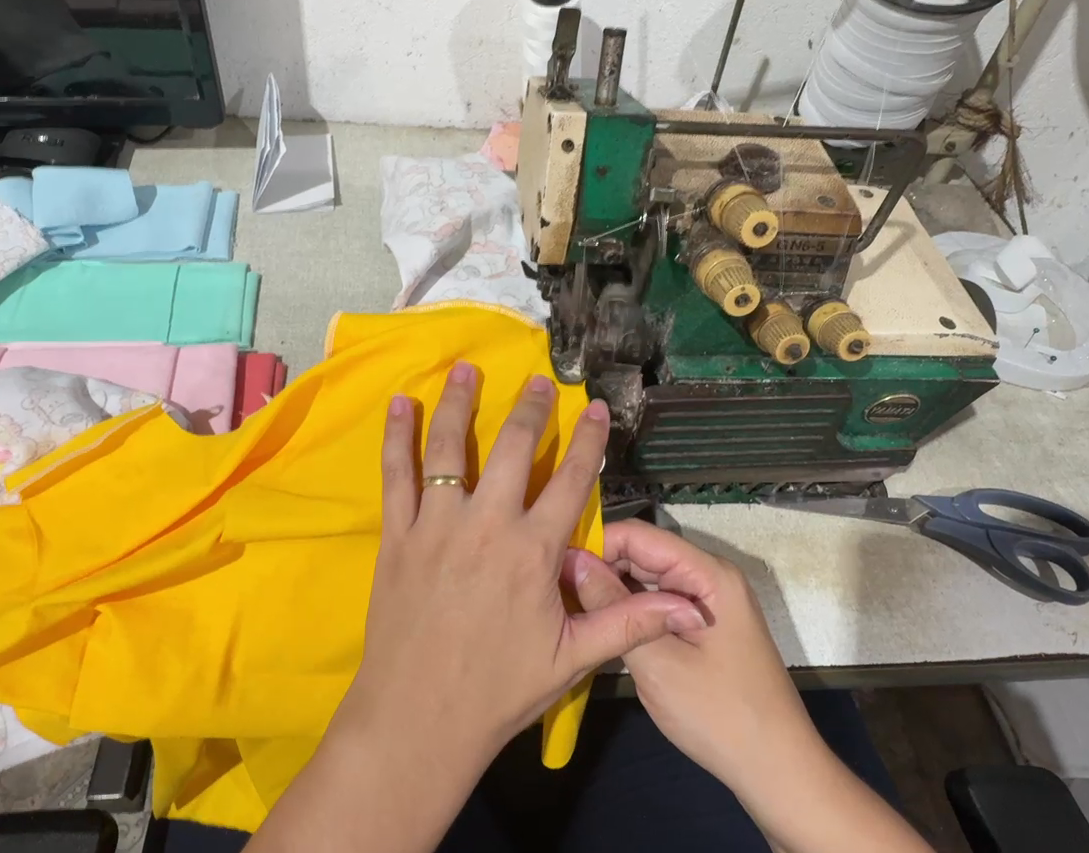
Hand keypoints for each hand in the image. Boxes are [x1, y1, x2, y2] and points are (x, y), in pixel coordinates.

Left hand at [340, 363, 702, 768]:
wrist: (419, 719)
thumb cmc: (500, 691)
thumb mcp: (572, 659)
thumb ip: (629, 622)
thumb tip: (691, 607)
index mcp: (534, 551)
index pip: (572, 480)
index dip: (588, 440)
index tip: (595, 407)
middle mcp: (488, 524)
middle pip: (515, 449)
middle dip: (530, 409)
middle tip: (539, 381)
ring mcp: (438, 525)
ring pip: (452, 449)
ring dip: (460, 403)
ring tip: (467, 369)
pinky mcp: (399, 535)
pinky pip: (397, 475)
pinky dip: (398, 436)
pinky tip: (399, 404)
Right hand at [566, 519, 812, 792]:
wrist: (778, 771)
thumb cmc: (720, 716)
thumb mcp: (657, 663)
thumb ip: (613, 608)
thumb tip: (574, 562)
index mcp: (707, 575)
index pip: (639, 535)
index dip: (595, 543)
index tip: (553, 565)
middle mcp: (709, 578)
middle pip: (643, 554)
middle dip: (600, 567)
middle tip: (553, 591)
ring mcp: (707, 603)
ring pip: (648, 580)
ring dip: (612, 591)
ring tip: (567, 606)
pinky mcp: (703, 626)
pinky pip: (658, 603)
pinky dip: (630, 611)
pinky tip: (600, 626)